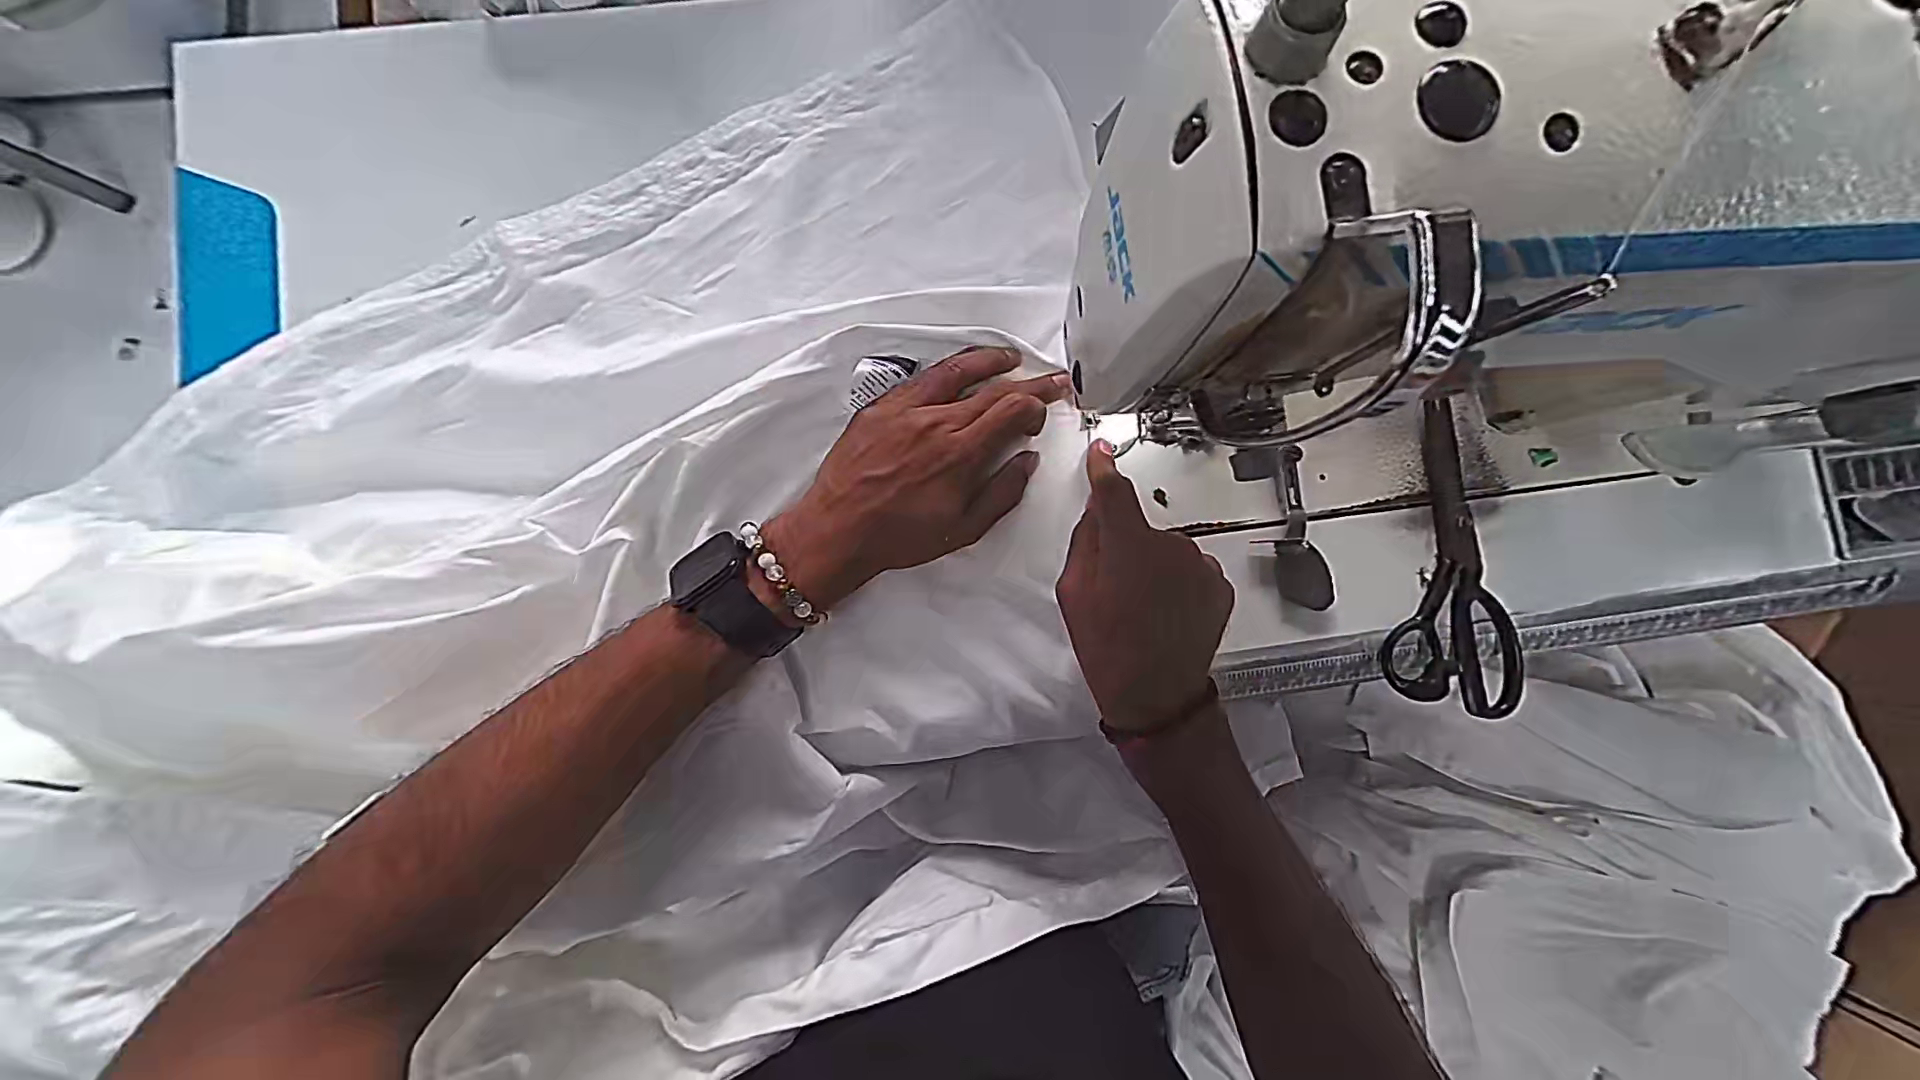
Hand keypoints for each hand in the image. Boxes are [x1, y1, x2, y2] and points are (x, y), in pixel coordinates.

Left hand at [763, 346, 1069, 610]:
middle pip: (994, 389)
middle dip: (1030, 383)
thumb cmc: (893, 535)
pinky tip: (957, 368)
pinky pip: (922, 377)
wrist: (838, 530)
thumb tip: (1024, 465)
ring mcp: (905, 412)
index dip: (1036, 406)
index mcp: (958, 455)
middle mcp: (934, 425)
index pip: (1012, 410)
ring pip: (958, 371)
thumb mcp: (963, 529)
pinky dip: (948, 367)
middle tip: (1046, 382)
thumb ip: (1002, 493)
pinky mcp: (881, 408)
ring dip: (990, 361)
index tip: (1040, 412)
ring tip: (1008, 359)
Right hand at [1056, 441, 1234, 731]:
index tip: (1101, 453)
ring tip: (1140, 606)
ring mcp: (1198, 564)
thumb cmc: (1109, 648)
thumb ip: (1085, 543)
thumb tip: (1096, 516)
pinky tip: (1165, 611)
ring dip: (1153, 565)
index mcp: (1127, 542)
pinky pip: (1190, 568)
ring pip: (1166, 548)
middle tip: (1113, 584)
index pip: (1113, 489)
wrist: (1155, 693)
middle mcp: (1169, 544)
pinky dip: (1177, 581)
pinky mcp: (1218, 584)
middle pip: (1140, 525)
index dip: (1103, 467)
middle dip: (1125, 543)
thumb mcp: (1073, 592)